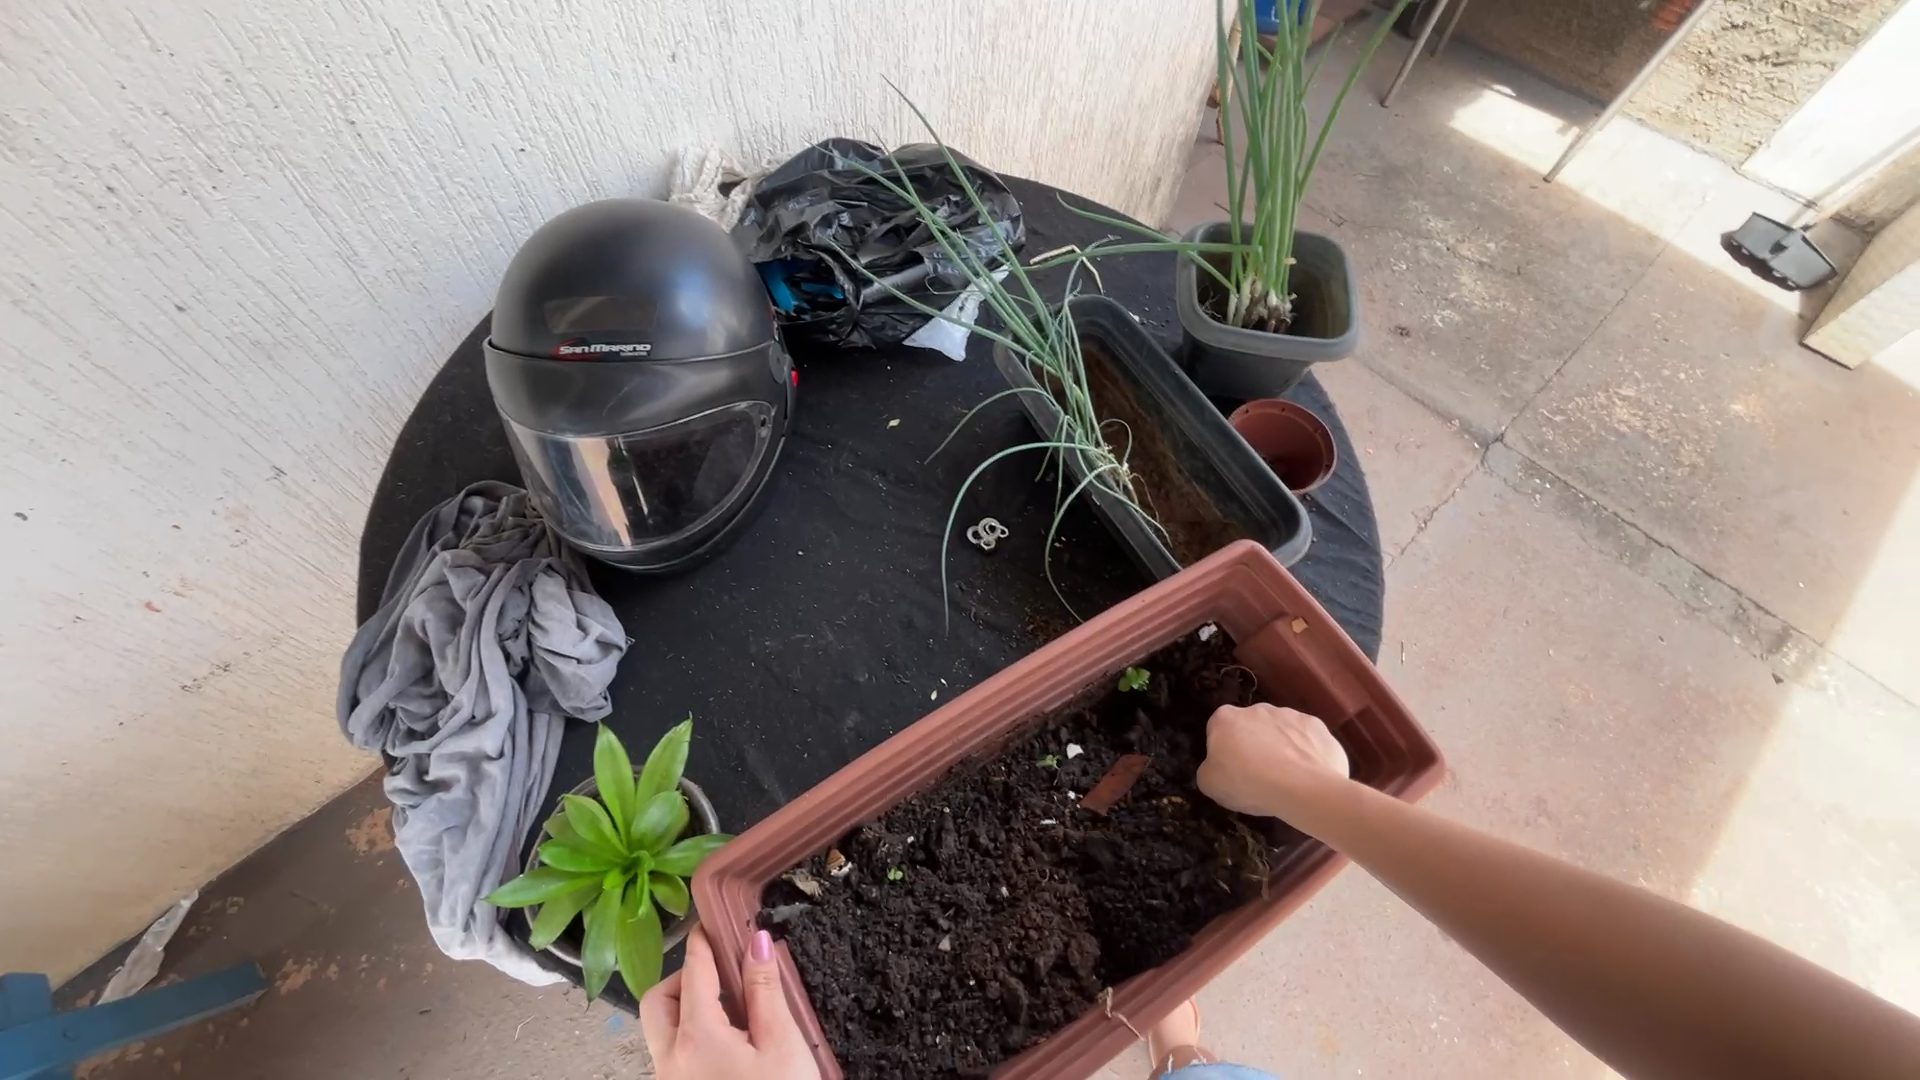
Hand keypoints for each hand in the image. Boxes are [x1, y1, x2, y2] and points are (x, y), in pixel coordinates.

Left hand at [639, 925, 820, 1079]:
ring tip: (732, 1003)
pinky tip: (731, 1037)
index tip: (711, 918)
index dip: (703, 941)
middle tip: (721, 968)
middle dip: (683, 976)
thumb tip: (756, 939)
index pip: (693, 972)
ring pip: (663, 1031)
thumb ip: (765, 988)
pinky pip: (674, 1054)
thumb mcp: (782, 1042)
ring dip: (686, 1006)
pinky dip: (692, 1033)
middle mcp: (671, 1061)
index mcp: (696, 1038)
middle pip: (658, 1002)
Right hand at [1196, 703, 1348, 818]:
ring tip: (1289, 778)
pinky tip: (1310, 774)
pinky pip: (1307, 738)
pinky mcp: (1317, 725)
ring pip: (1281, 730)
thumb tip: (1216, 767)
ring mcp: (1289, 714)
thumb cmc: (1249, 784)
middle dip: (1254, 745)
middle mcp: (1256, 708)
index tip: (1232, 770)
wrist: (1304, 789)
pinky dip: (1307, 752)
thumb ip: (1208, 769)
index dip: (1224, 751)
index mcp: (1224, 718)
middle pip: (1251, 726)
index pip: (1218, 730)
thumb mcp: (1210, 784)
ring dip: (1282, 746)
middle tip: (1260, 775)